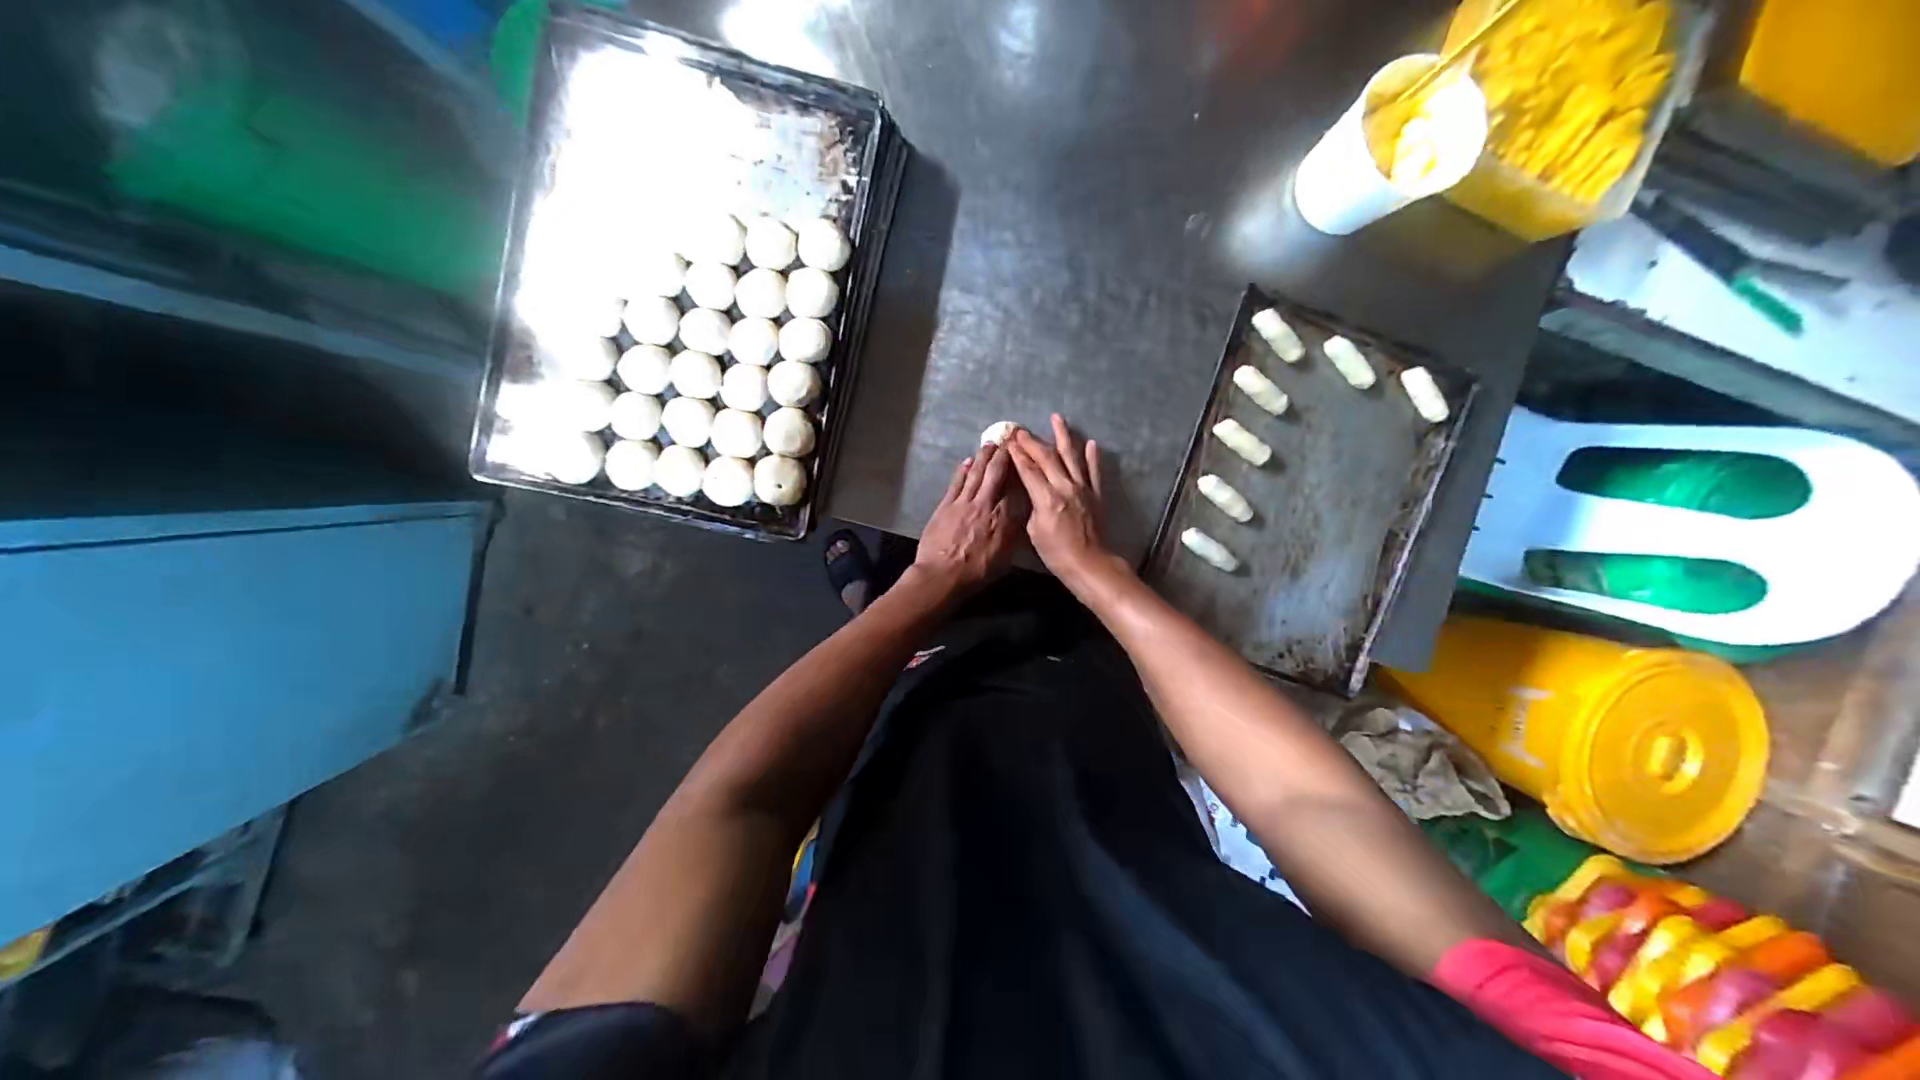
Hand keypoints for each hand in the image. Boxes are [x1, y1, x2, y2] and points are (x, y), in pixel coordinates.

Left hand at [911, 441, 1025, 598]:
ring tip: (990, 444)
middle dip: (1003, 454)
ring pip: (976, 473)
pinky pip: (957, 483)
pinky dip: (962, 470)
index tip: (1025, 458)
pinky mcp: (946, 505)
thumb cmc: (976, 573)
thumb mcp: (1004, 559)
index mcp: (1004, 520)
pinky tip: (967, 461)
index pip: (1015, 489)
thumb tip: (1018, 520)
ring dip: (983, 456)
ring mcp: (964, 503)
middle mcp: (986, 505)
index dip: (1020, 471)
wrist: (942, 575)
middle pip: (996, 473)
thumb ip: (1011, 535)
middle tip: (1008, 440)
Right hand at [1005, 415, 1118, 585]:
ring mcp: (1083, 488)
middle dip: (1032, 442)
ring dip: (1063, 436)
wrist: (1088, 563)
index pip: (1029, 469)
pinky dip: (1092, 456)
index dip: (1018, 454)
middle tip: (1021, 430)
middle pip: (1047, 457)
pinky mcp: (1096, 494)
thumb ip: (1032, 506)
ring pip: (1072, 456)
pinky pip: (1094, 471)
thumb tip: (1033, 492)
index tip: (1009, 442)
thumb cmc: (1055, 553)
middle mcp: (1065, 487)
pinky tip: (1090, 443)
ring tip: (1057, 418)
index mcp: (1046, 498)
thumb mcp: (1033, 530)